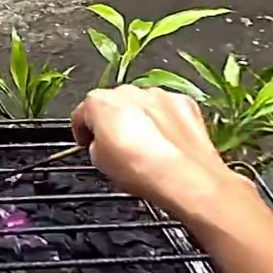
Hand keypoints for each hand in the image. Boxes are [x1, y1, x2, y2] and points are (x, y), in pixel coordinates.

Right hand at [70, 87, 263, 228]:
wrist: (190, 180)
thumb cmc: (141, 170)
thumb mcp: (99, 162)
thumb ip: (95, 144)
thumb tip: (103, 144)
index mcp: (98, 102)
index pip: (82, 115)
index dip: (83, 132)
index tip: (87, 144)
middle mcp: (126, 92)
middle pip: (111, 105)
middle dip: (112, 122)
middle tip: (117, 148)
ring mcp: (157, 96)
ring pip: (140, 105)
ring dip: (139, 120)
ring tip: (146, 148)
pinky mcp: (185, 103)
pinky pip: (166, 109)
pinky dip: (164, 121)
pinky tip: (166, 143)